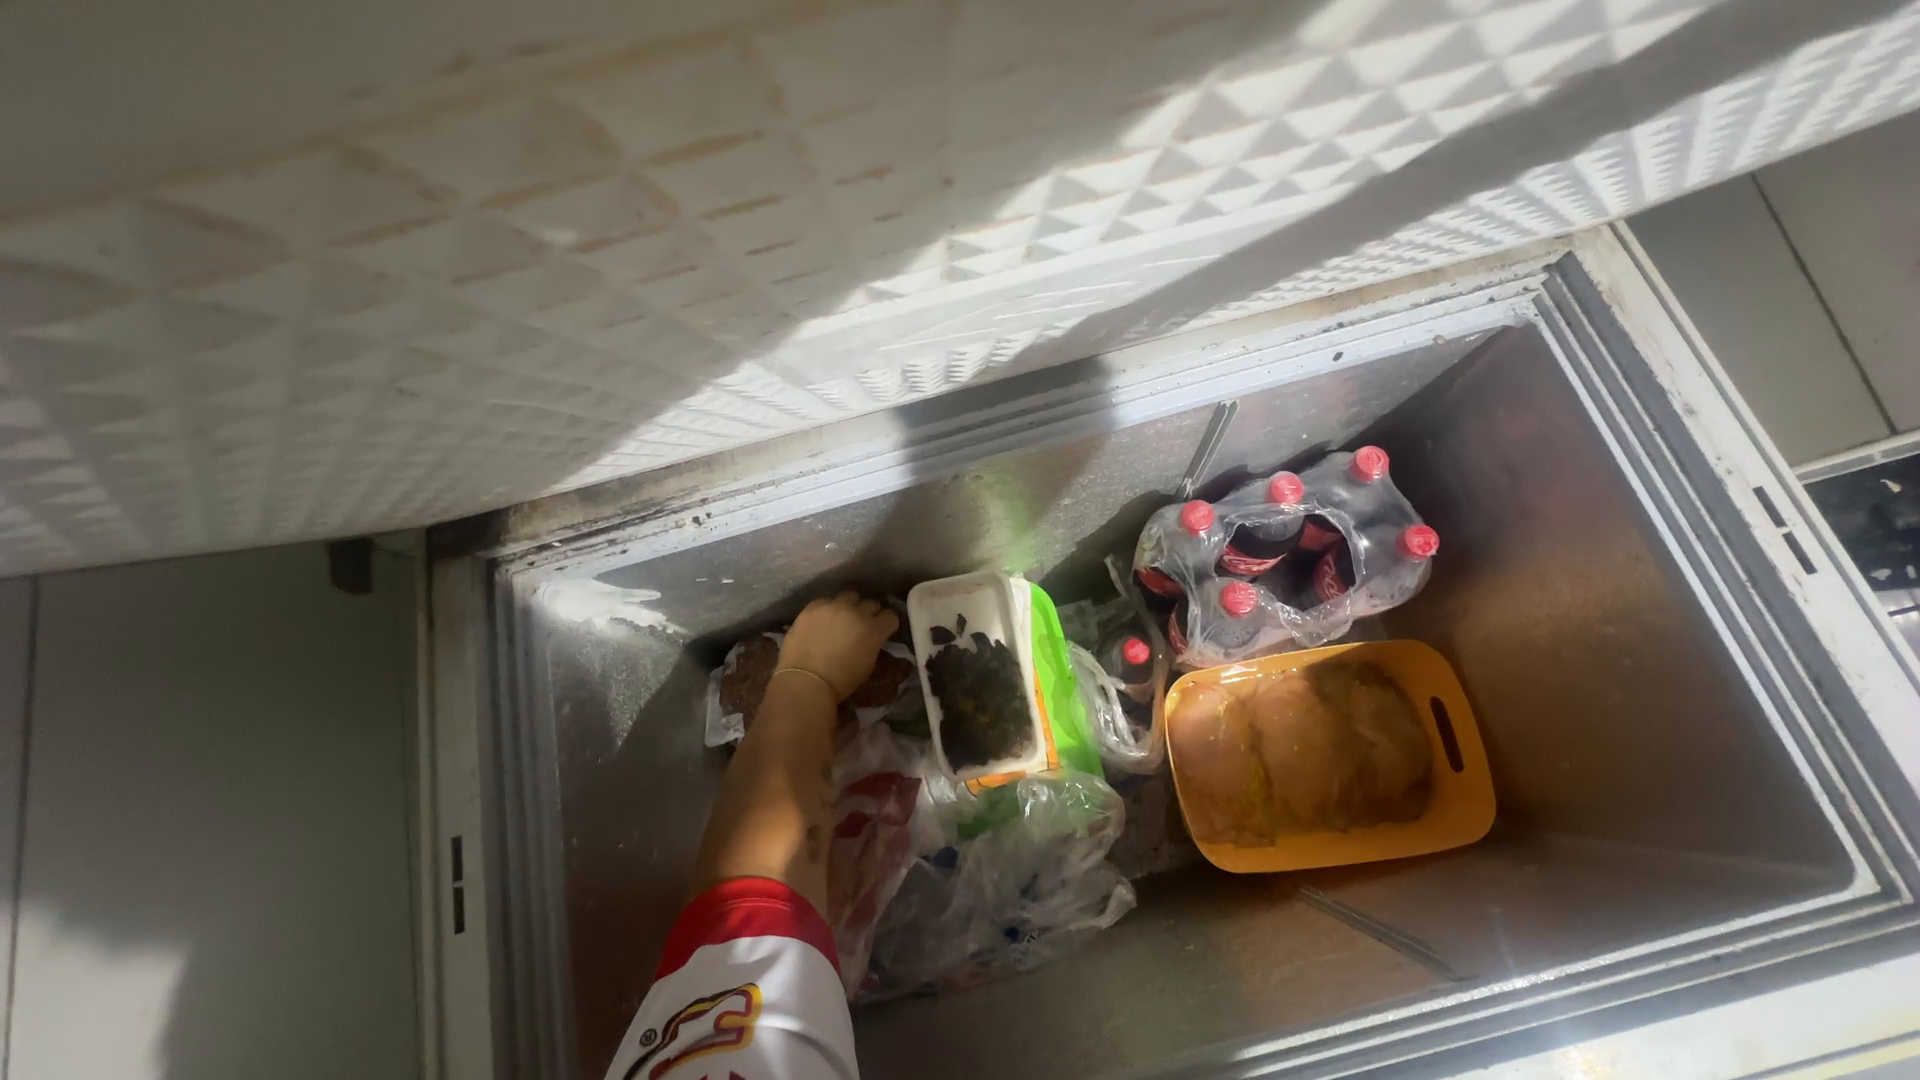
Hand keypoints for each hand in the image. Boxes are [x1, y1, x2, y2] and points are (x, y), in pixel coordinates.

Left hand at [777, 591, 900, 699]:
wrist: (805, 681)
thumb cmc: (841, 681)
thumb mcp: (868, 664)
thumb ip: (873, 645)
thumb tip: (871, 638)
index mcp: (874, 629)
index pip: (891, 616)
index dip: (887, 623)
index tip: (883, 629)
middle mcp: (857, 612)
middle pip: (871, 603)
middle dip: (870, 612)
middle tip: (863, 623)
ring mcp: (834, 606)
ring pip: (849, 596)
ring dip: (850, 605)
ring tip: (843, 616)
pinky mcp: (813, 606)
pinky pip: (826, 601)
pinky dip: (828, 608)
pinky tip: (822, 620)